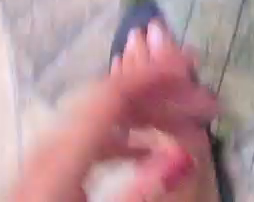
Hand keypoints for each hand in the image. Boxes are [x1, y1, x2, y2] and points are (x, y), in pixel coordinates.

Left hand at [11, 21, 219, 201]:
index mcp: (61, 158)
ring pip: (104, 118)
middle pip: (112, 99)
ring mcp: (46, 159)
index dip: (155, 73)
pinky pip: (92, 139)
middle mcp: (51, 147)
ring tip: (189, 128)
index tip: (194, 65)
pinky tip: (149, 152)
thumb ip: (143, 191)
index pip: (114, 94)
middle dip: (162, 94)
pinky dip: (125, 137)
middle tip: (207, 103)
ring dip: (147, 116)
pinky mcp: (47, 175)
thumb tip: (184, 156)